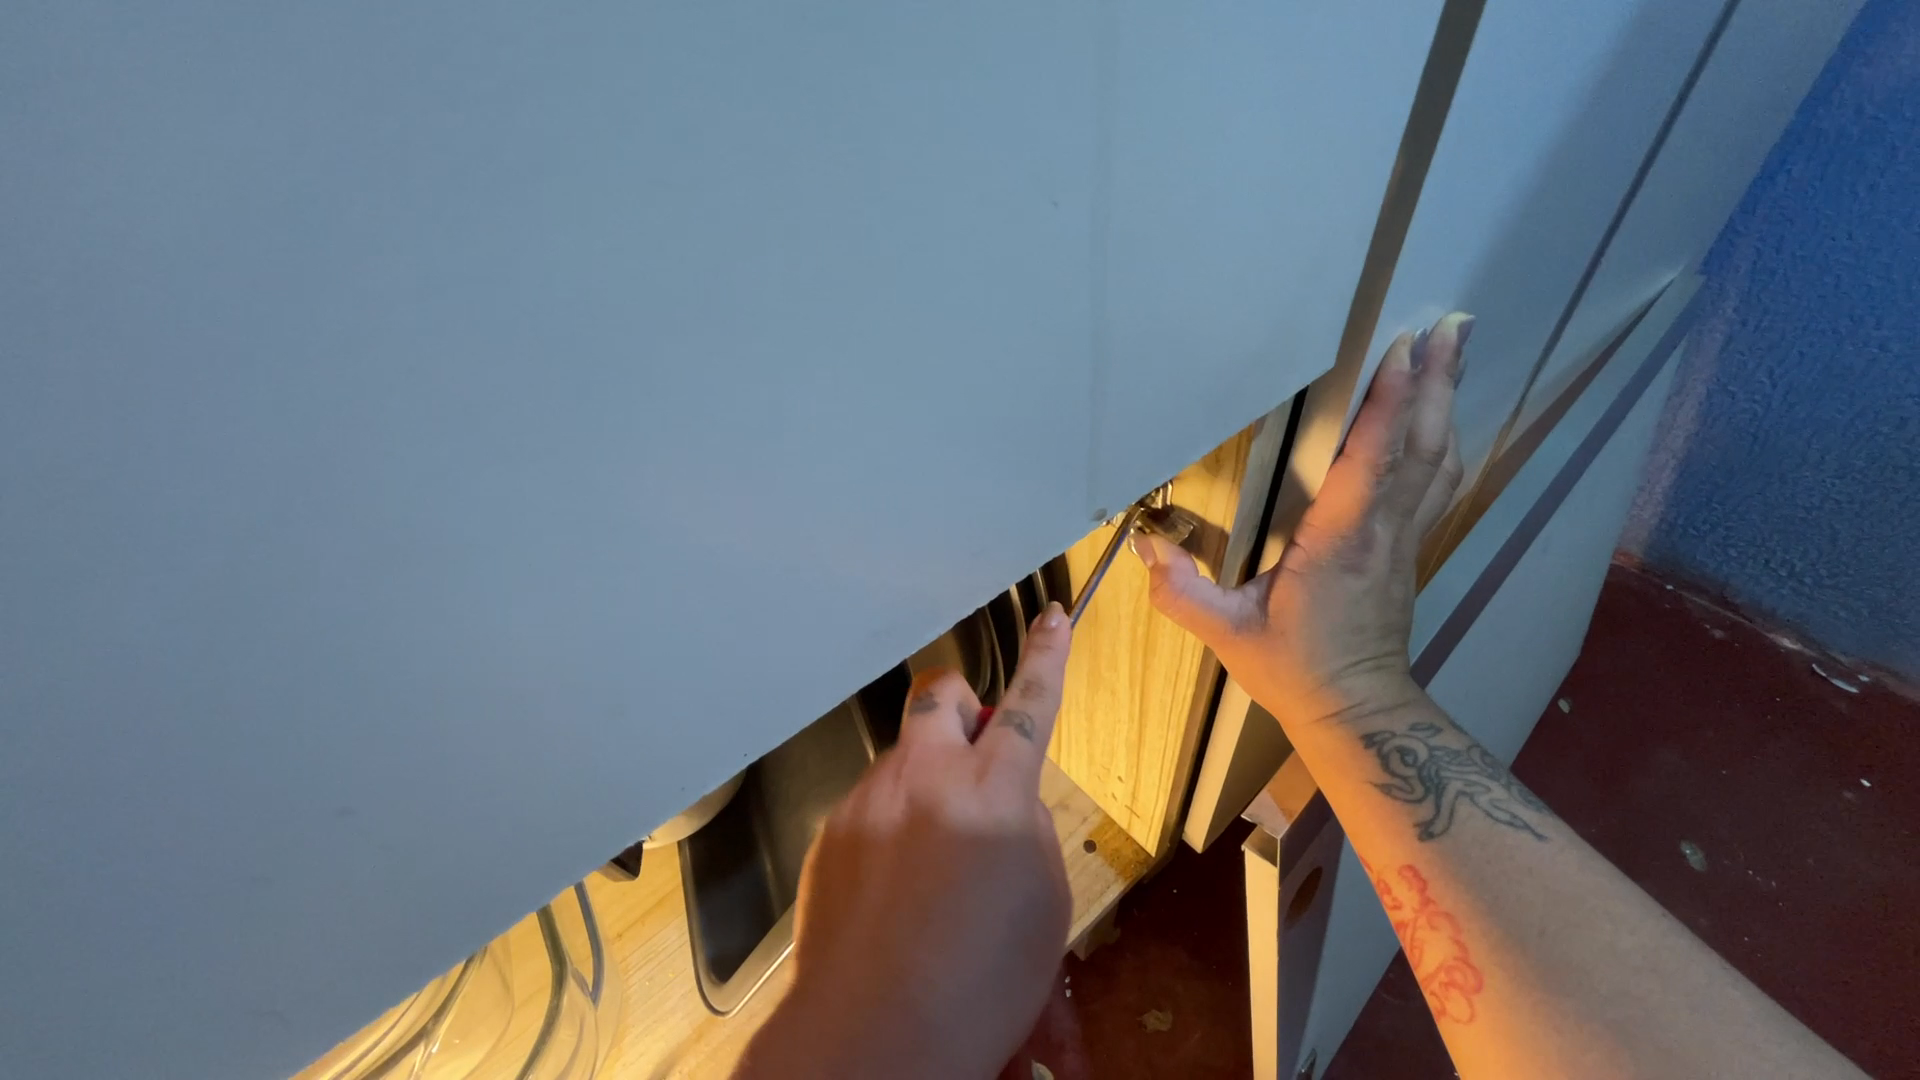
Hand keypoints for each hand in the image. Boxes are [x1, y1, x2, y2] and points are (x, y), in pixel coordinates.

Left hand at [735, 603, 1074, 1079]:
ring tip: (931, 854)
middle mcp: (926, 779)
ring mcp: (871, 799)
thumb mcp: (1043, 903)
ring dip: (926, 781)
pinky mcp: (834, 828)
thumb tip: (1006, 796)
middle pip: (941, 693)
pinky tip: (895, 883)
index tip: (1050, 617)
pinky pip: (872, 800)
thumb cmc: (981, 983)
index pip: (1029, 703)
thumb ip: (1027, 825)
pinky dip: (892, 822)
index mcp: (992, 795)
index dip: (1047, 654)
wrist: (874, 1037)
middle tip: (972, 751)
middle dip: (962, 704)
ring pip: (905, 755)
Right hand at [1134, 313, 1471, 730]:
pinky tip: (1442, 418)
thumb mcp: (1228, 634)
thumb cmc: (1294, 669)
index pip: (1371, 461)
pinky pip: (1437, 483)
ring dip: (1447, 404)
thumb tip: (1144, 548)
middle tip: (1451, 325)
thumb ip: (1182, 593)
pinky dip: (1442, 441)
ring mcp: (1405, 540)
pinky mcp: (1409, 549)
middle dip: (1435, 383)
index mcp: (1340, 543)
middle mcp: (1383, 532)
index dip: (1386, 403)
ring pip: (1439, 461)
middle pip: (1422, 447)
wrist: (1359, 709)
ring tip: (1454, 352)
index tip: (1400, 348)